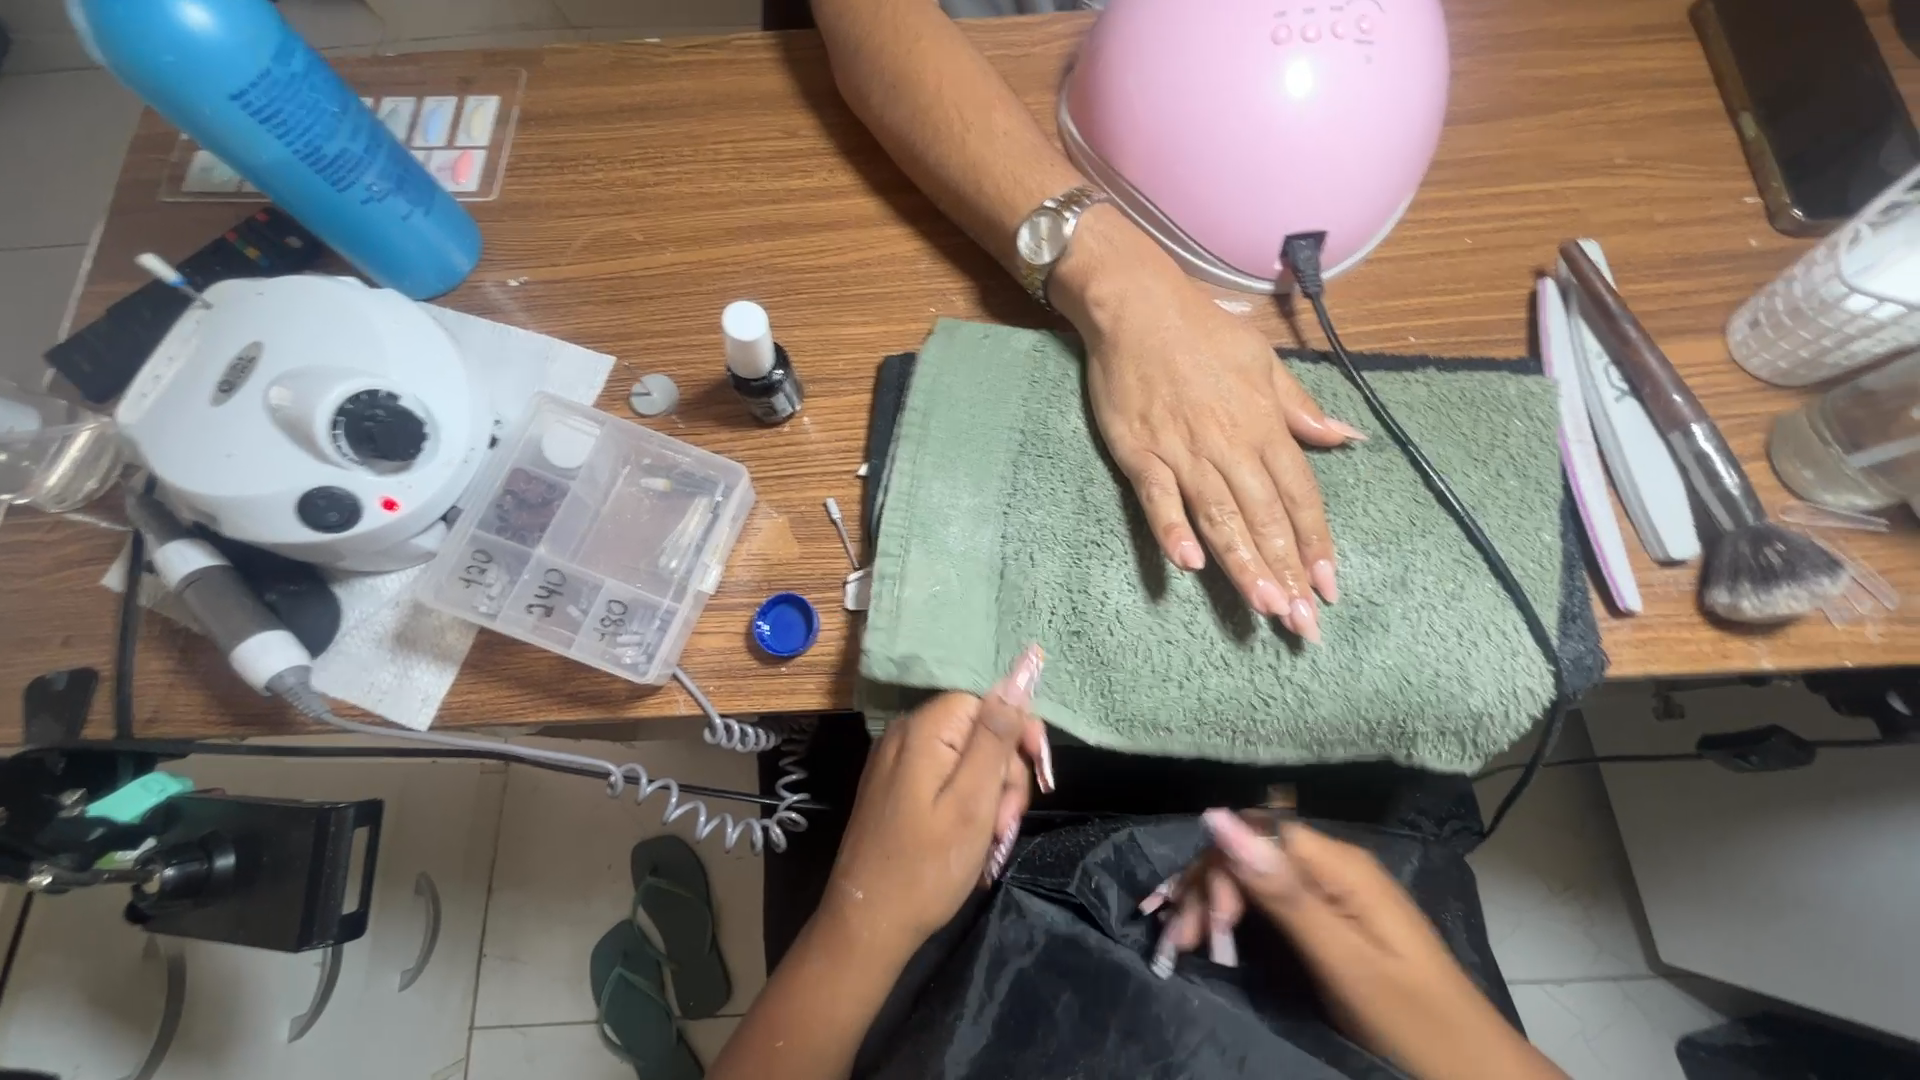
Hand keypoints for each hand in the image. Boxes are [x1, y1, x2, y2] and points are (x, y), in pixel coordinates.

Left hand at [820, 646, 1051, 959]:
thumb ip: (997, 733)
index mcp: (923, 730)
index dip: (1017, 735)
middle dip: (1003, 775)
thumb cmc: (926, 866)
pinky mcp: (895, 788)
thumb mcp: (974, 799)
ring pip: (966, 760)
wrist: (868, 926)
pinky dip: (966, 806)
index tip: (1040, 778)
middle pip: (978, 731)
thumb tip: (1020, 671)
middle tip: (1004, 823)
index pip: (986, 703)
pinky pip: (944, 780)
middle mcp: (905, 735)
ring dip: (989, 796)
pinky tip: (971, 840)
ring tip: (989, 840)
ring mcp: (896, 763)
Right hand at [1054, 216, 1364, 643]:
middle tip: (1301, 625)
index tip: (1329, 588)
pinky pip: (1158, 498)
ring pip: (1220, 517)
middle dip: (1287, 572)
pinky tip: (1187, 565)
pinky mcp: (1140, 454)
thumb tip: (1346, 438)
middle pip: (1264, 518)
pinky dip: (1172, 529)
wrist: (1138, 308)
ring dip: (1244, 564)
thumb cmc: (1203, 334)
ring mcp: (1183, 452)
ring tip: (1264, 608)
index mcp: (1265, 426)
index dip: (1316, 544)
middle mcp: (1231, 446)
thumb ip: (1299, 408)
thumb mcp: (1263, 362)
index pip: (1300, 496)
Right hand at [1144, 811, 1567, 1079]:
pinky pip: (1267, 900)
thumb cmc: (1414, 1025)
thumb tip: (1216, 815)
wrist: (1482, 1078)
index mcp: (1338, 865)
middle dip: (1206, 890)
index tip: (1207, 927)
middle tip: (1181, 945)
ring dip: (1213, 904)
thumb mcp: (1345, 962)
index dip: (1218, 868)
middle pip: (1247, 851)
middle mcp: (1332, 864)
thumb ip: (1281, 890)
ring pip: (1251, 875)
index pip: (1253, 832)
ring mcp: (1333, 891)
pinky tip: (1212, 937)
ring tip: (1183, 945)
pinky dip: (1234, 918)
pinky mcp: (1330, 917)